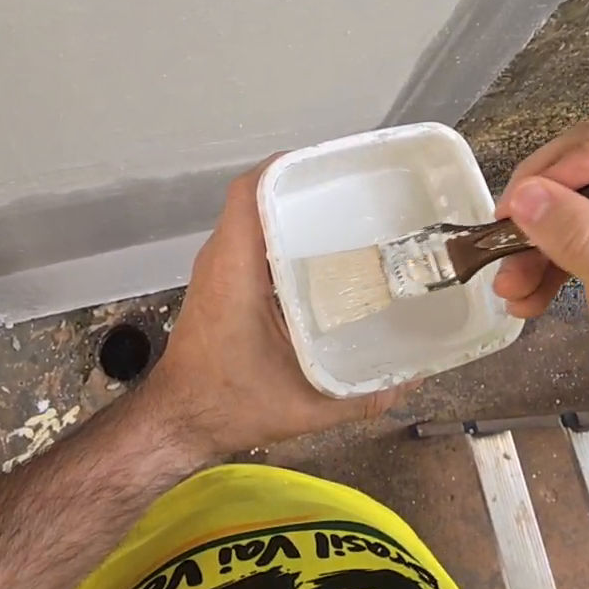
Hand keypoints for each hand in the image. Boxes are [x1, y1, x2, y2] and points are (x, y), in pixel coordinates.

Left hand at [144, 159, 400, 460]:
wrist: (176, 423)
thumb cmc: (230, 404)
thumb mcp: (303, 406)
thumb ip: (360, 396)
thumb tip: (411, 382)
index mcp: (235, 269)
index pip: (249, 193)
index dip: (285, 168)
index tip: (329, 166)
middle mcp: (222, 258)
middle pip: (255, 198)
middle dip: (301, 187)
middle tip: (354, 194)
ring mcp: (217, 269)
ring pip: (252, 217)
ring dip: (290, 211)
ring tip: (343, 217)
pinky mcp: (219, 283)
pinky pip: (249, 240)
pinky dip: (280, 235)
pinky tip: (318, 257)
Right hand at [493, 93, 588, 418]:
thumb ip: (587, 241)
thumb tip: (523, 197)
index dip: (586, 152)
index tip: (544, 195)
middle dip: (545, 198)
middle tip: (507, 233)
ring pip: (568, 187)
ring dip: (533, 234)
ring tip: (509, 284)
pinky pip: (566, 220)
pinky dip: (539, 255)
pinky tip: (522, 295)